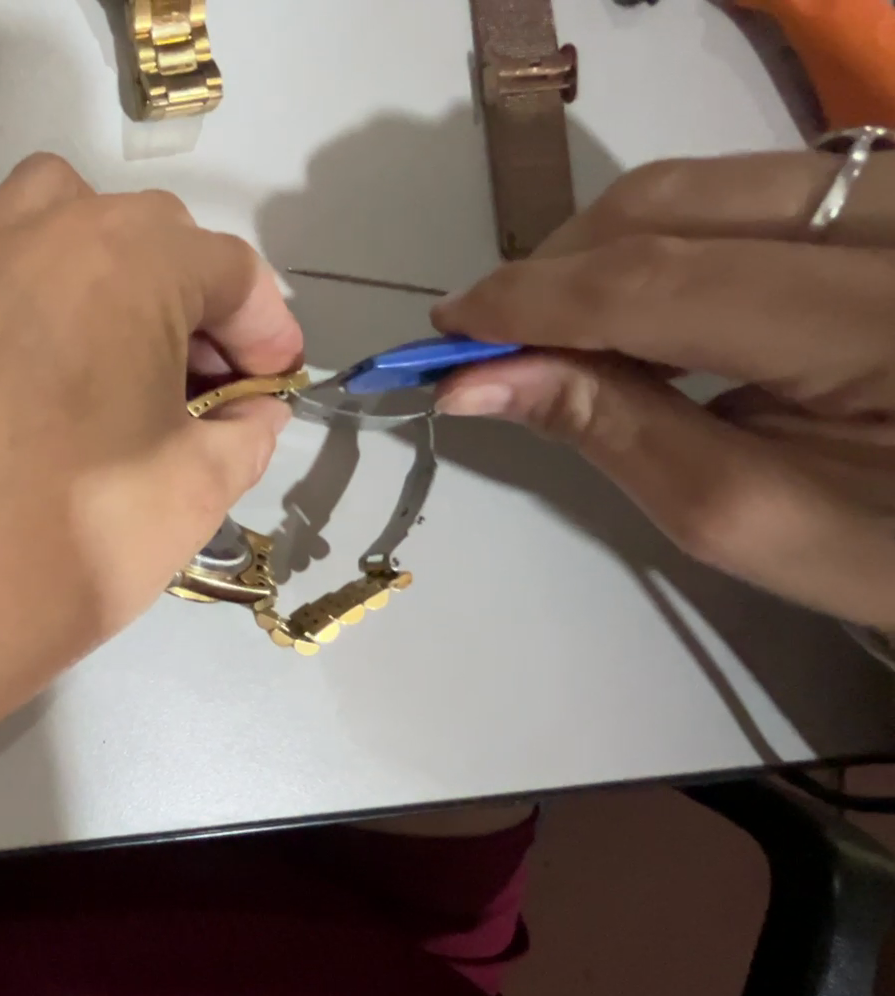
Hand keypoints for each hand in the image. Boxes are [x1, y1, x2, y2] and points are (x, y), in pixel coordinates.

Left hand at [0, 153, 301, 661]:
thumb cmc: (84, 536)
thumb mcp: (201, 484)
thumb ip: (247, 429)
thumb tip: (253, 411)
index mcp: (133, 260)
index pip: (228, 269)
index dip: (264, 327)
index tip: (271, 383)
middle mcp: (46, 233)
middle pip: (144, 229)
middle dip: (187, 295)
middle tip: (196, 384)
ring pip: (46, 204)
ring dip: (92, 249)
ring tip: (107, 330)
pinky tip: (0, 302)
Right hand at [432, 151, 894, 631]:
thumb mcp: (741, 514)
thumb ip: (606, 429)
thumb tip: (469, 383)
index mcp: (888, 328)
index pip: (662, 285)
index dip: (531, 301)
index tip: (441, 334)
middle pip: (675, 204)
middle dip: (554, 269)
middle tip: (496, 342)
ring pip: (705, 184)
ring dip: (597, 254)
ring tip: (562, 331)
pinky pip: (748, 190)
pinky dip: (659, 243)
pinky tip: (642, 311)